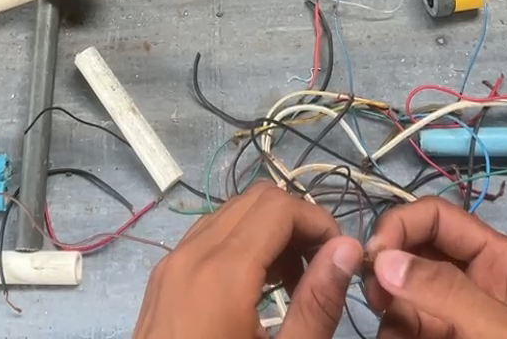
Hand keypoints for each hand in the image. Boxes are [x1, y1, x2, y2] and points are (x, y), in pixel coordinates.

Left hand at [134, 182, 362, 338]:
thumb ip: (317, 304)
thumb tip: (346, 250)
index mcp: (222, 271)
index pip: (278, 207)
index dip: (318, 221)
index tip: (344, 256)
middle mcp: (191, 253)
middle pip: (253, 201)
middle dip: (295, 222)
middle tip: (324, 267)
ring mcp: (170, 264)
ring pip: (228, 214)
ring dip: (268, 231)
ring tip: (298, 281)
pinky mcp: (161, 280)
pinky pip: (206, 238)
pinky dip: (240, 244)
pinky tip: (259, 288)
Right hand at [365, 199, 506, 338]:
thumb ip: (449, 293)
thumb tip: (382, 259)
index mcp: (501, 263)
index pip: (437, 218)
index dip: (400, 226)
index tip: (372, 260)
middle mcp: (478, 287)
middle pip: (415, 258)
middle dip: (389, 276)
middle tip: (377, 305)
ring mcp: (464, 326)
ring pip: (406, 302)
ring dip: (390, 319)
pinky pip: (411, 333)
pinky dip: (397, 337)